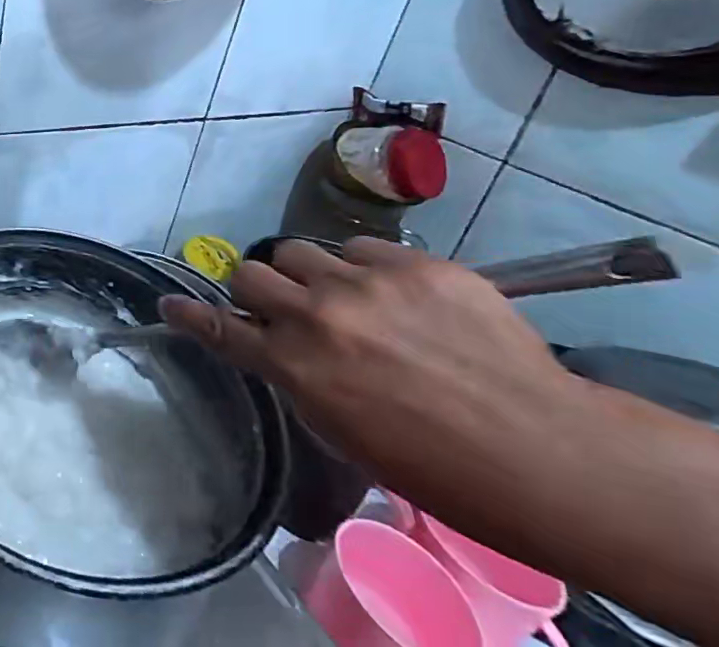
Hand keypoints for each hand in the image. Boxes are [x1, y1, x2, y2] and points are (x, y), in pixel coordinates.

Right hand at [158, 237, 582, 488]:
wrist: (548, 452)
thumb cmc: (438, 468)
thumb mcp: (344, 432)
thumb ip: (299, 379)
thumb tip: (281, 348)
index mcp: (297, 367)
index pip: (223, 329)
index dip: (191, 316)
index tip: (170, 303)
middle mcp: (319, 315)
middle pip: (251, 272)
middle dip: (259, 290)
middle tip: (287, 307)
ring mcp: (368, 282)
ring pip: (300, 251)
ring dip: (309, 274)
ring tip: (346, 296)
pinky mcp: (418, 264)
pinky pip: (363, 248)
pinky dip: (365, 268)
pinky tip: (398, 296)